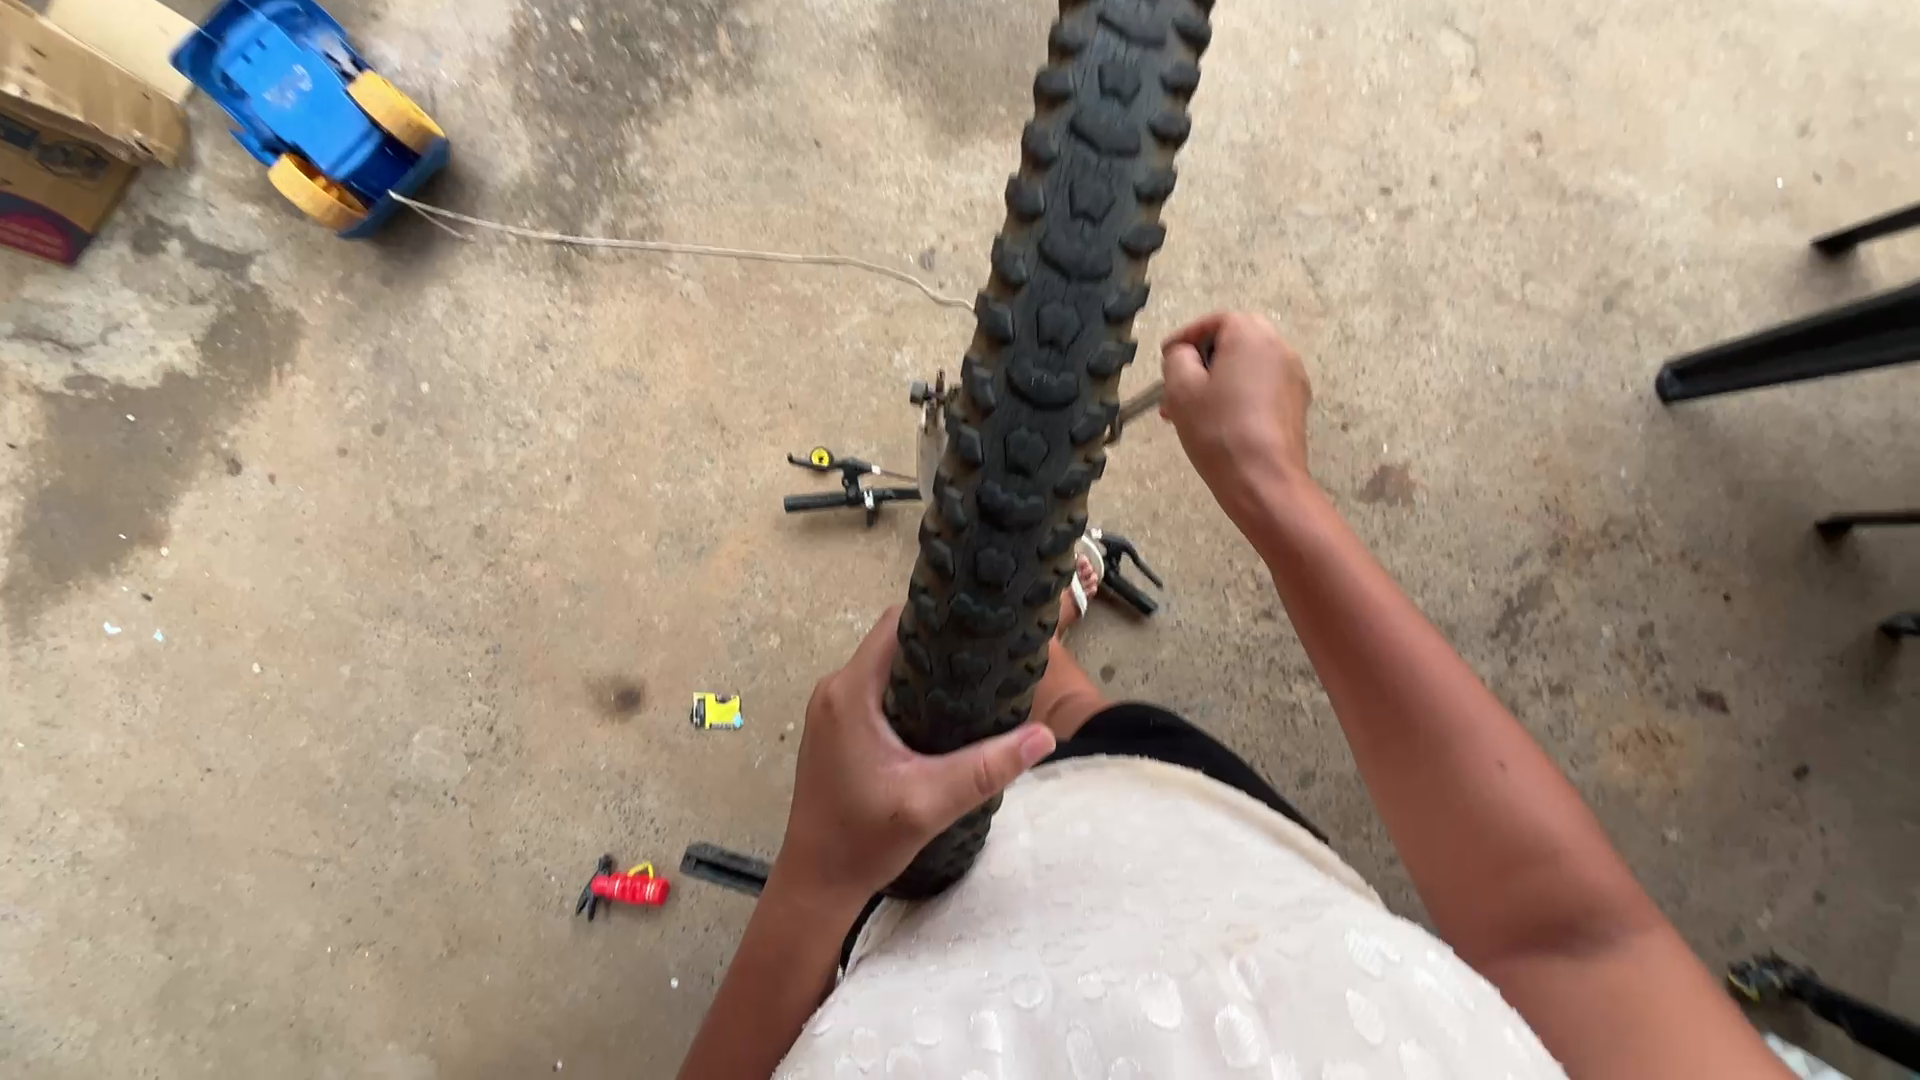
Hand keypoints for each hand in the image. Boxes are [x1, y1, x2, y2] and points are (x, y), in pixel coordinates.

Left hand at [774, 608, 1056, 907]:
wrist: (816, 882)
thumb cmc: (861, 842)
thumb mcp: (929, 803)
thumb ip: (986, 768)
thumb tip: (1044, 736)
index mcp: (850, 692)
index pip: (895, 624)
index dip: (938, 617)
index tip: (980, 625)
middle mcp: (836, 689)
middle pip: (893, 642)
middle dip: (939, 643)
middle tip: (987, 655)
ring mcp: (833, 707)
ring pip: (886, 666)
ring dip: (925, 669)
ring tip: (972, 681)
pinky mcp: (837, 726)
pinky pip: (876, 689)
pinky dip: (909, 690)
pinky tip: (943, 710)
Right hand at [1160, 311, 1314, 517]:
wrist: (1262, 479)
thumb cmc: (1217, 428)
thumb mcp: (1180, 388)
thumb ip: (1177, 358)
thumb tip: (1184, 353)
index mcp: (1251, 335)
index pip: (1215, 321)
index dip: (1186, 337)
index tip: (1166, 358)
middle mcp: (1279, 347)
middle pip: (1233, 343)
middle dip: (1202, 363)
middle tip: (1175, 389)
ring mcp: (1293, 377)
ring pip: (1246, 368)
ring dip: (1217, 383)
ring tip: (1190, 413)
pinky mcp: (1296, 405)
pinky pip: (1260, 389)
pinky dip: (1237, 397)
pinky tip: (1218, 425)